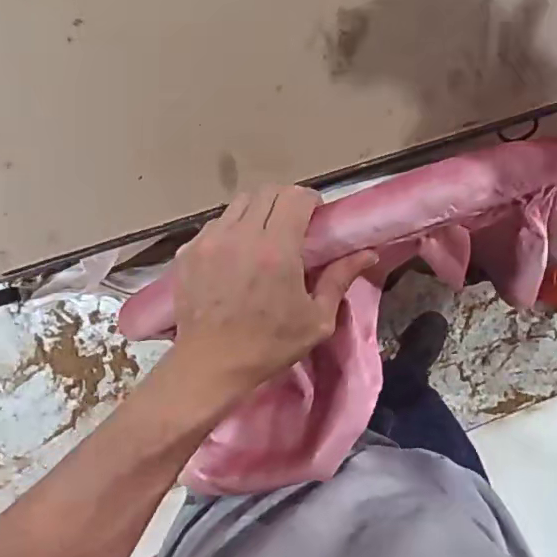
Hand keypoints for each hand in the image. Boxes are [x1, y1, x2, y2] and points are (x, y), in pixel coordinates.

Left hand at [167, 185, 377, 398]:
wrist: (210, 365)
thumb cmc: (269, 345)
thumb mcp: (316, 319)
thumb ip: (340, 279)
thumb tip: (368, 253)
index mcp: (276, 249)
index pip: (295, 196)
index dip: (309, 200)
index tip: (315, 217)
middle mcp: (240, 235)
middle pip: (266, 192)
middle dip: (284, 201)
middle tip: (293, 224)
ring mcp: (209, 241)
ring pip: (238, 204)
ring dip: (257, 212)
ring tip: (263, 237)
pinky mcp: (188, 252)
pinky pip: (215, 225)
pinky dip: (231, 229)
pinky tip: (236, 255)